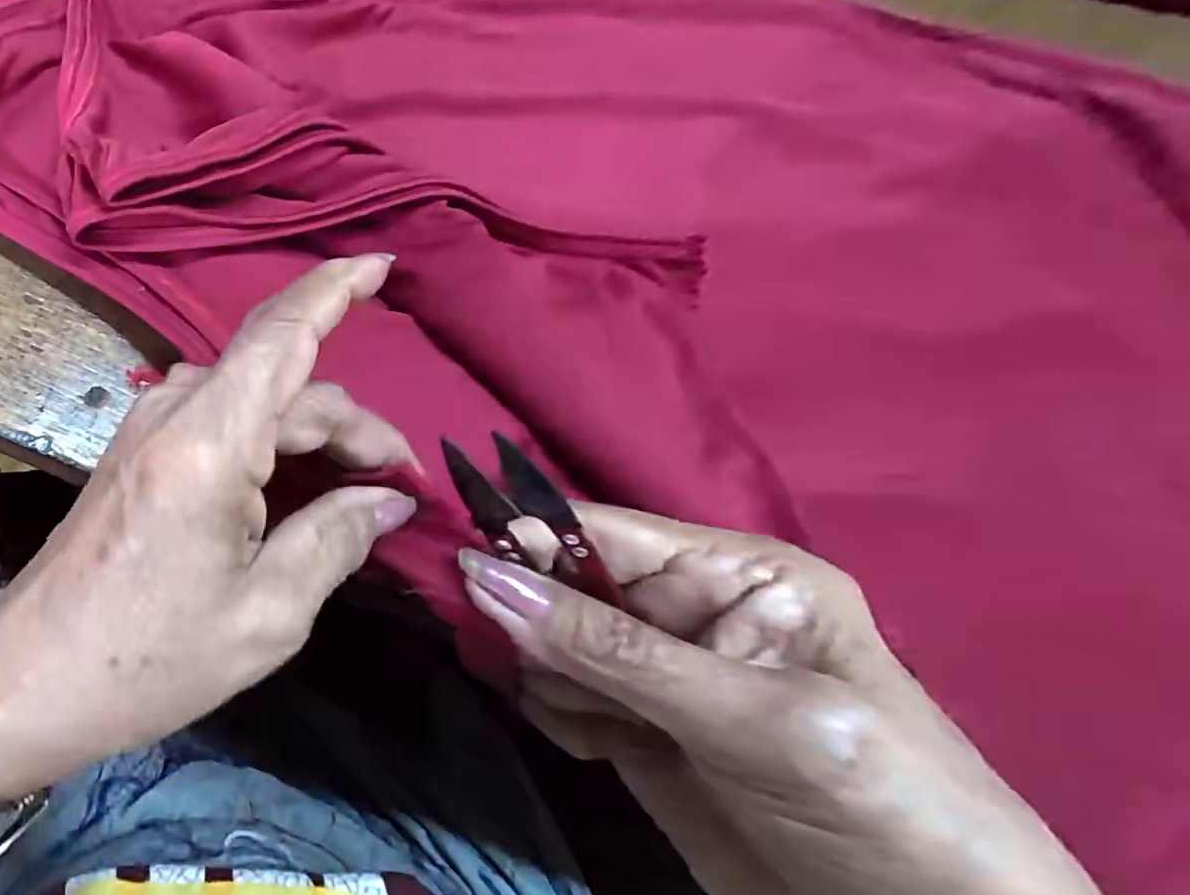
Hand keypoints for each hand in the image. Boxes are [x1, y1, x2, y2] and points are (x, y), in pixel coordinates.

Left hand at [0, 256, 418, 800]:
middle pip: (286, 384)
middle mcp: (177, 410)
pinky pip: (226, 418)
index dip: (335, 290)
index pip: (282, 335)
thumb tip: (388, 500)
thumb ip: (334, 540)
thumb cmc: (149, 657)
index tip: (382, 266)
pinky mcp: (143, 444)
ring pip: (258, 399)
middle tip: (400, 489)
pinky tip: (300, 487)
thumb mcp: (265, 614)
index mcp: (209, 443)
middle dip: (353, 428)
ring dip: (314, 435)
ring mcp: (153, 422)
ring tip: (358, 493)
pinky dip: (273, 442)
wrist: (33, 671)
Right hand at [460, 505, 1097, 894]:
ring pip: (549, 639)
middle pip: (563, 583)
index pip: (600, 531)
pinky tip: (596, 745)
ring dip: (546, 675)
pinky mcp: (636, 722)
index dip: (529, 539)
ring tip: (594, 723)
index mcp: (732, 572)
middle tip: (523, 662)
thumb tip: (481, 574)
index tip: (462, 563)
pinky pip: (557, 691)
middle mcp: (687, 608)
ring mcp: (658, 668)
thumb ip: (610, 648)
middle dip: (535, 620)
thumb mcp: (753, 719)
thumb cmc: (884, 814)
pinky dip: (557, 713)